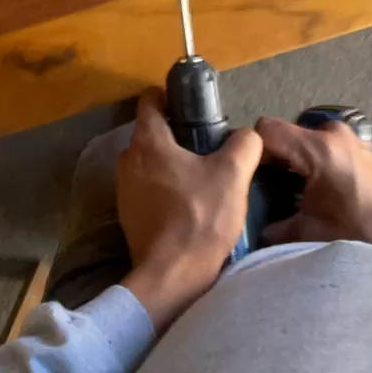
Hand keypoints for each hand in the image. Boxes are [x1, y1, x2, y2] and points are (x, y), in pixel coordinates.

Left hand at [117, 91, 261, 331]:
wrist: (172, 275)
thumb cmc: (200, 217)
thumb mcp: (233, 175)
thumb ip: (244, 144)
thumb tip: (247, 135)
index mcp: (148, 141)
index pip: (149, 100)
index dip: (169, 97)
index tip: (190, 106)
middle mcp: (128, 159)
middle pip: (150, 133)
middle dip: (174, 134)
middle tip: (205, 145)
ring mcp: (123, 189)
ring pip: (147, 163)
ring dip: (169, 164)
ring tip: (199, 177)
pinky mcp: (127, 215)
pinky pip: (146, 189)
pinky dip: (163, 189)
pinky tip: (187, 204)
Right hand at [254, 116, 371, 293]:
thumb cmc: (366, 233)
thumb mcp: (313, 233)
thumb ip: (275, 230)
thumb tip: (249, 233)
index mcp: (317, 148)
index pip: (265, 130)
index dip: (250, 151)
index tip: (244, 177)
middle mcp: (330, 134)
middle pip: (282, 134)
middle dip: (269, 160)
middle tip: (259, 191)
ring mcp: (346, 138)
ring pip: (300, 141)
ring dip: (290, 163)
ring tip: (284, 194)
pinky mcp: (356, 148)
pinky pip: (319, 148)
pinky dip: (308, 165)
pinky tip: (309, 194)